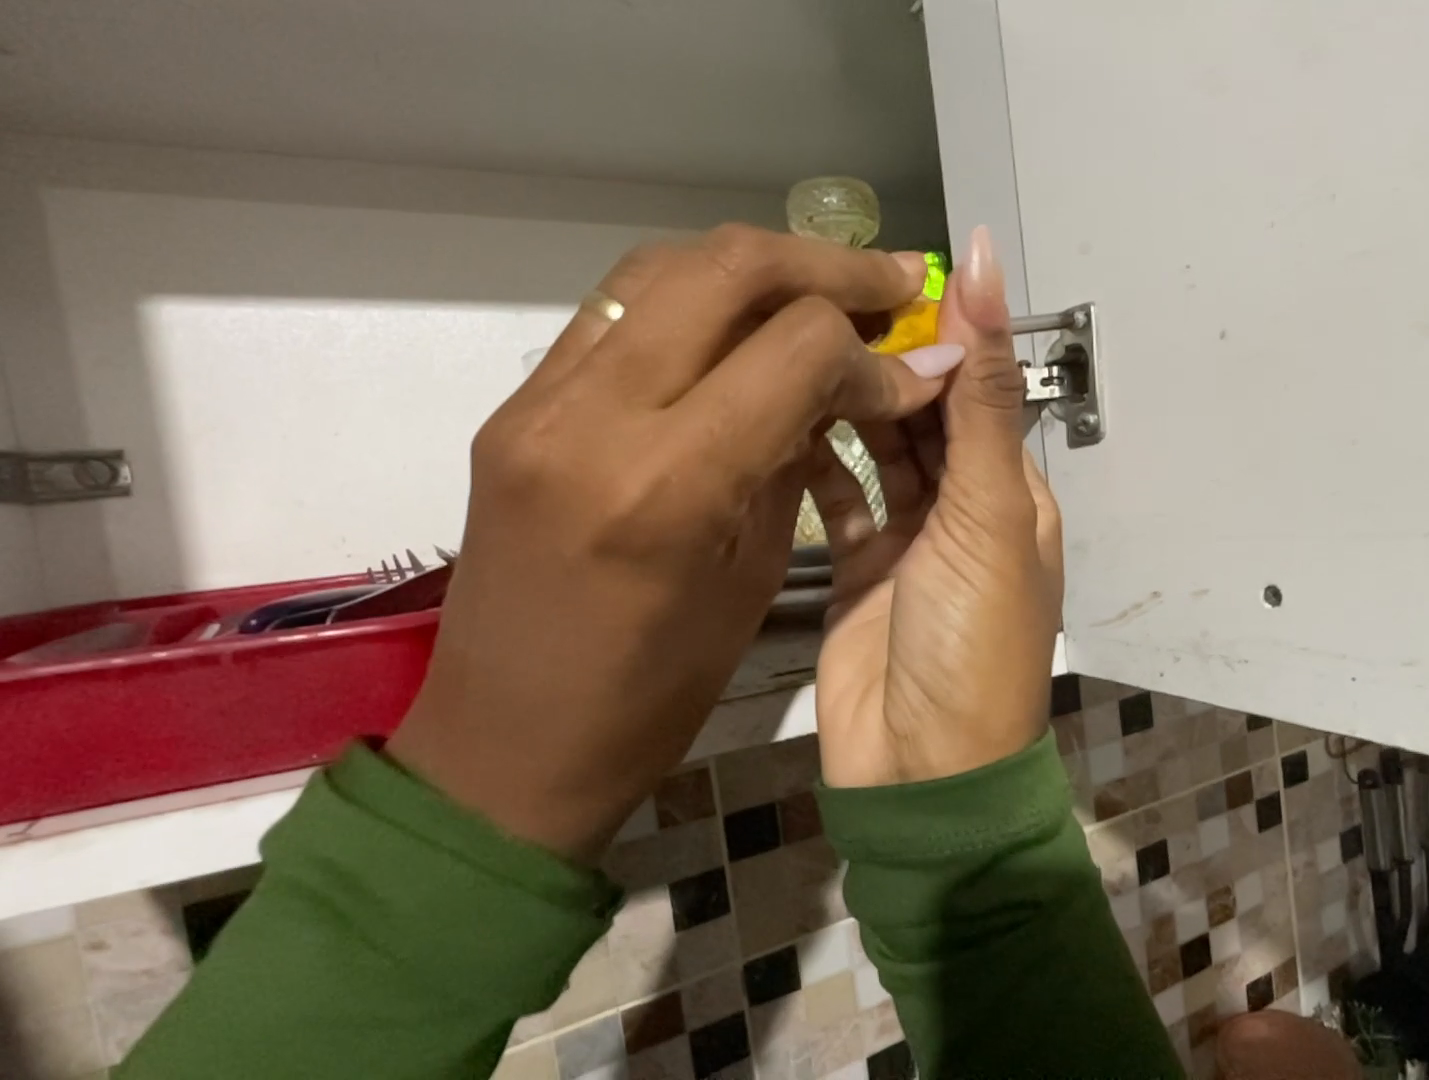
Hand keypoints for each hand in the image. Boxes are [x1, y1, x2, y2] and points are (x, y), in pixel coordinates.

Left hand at [386, 226, 966, 860]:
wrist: (506, 743)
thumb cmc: (651, 695)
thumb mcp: (752, 578)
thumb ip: (793, 460)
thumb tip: (845, 384)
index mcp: (668, 486)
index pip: (797, 349)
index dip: (874, 353)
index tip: (914, 371)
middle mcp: (595, 417)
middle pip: (727, 267)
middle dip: (827, 267)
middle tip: (892, 284)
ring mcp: (541, 401)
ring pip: (665, 267)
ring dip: (760, 267)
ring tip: (827, 293)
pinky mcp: (518, 405)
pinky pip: (618, 312)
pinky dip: (695, 298)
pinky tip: (744, 325)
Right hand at [813, 227, 1065, 787]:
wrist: (921, 769)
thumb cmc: (971, 639)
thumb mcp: (988, 512)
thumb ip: (981, 398)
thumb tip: (985, 270)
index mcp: (1010, 492)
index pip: (976, 392)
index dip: (939, 340)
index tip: (879, 283)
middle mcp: (963, 509)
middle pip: (926, 419)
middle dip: (888, 368)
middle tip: (819, 309)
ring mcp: (909, 541)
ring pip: (880, 454)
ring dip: (850, 408)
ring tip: (796, 351)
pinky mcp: (858, 569)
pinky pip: (840, 501)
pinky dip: (818, 465)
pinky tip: (782, 421)